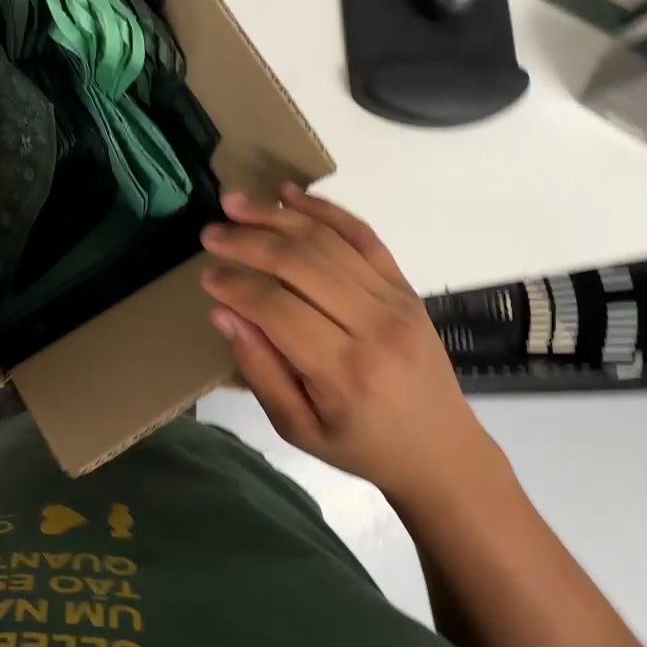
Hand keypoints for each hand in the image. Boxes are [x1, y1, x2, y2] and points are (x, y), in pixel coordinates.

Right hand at [199, 184, 506, 507]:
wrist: (441, 450)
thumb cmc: (360, 445)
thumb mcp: (297, 428)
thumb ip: (259, 369)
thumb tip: (223, 313)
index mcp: (344, 370)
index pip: (277, 309)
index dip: (236, 286)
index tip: (205, 275)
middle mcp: (374, 326)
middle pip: (300, 264)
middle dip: (248, 241)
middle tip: (209, 233)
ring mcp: (396, 300)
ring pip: (329, 240)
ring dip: (277, 216)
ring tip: (234, 203)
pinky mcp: (406, 287)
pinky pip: (364, 236)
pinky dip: (326, 210)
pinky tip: (290, 196)